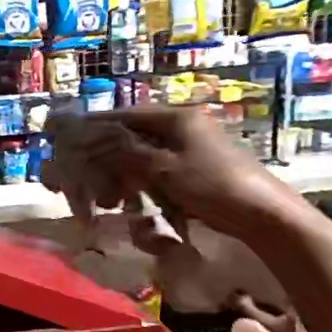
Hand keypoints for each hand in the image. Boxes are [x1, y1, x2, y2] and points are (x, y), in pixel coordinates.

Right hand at [45, 105, 301, 235]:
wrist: (267, 217)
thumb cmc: (213, 185)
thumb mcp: (160, 167)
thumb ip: (120, 150)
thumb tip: (83, 136)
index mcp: (175, 117)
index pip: (121, 114)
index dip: (91, 127)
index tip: (64, 141)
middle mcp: (182, 126)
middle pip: (129, 135)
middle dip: (103, 156)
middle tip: (82, 175)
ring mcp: (190, 148)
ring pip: (140, 154)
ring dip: (119, 173)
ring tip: (107, 196)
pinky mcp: (195, 169)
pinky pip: (155, 169)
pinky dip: (138, 181)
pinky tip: (130, 199)